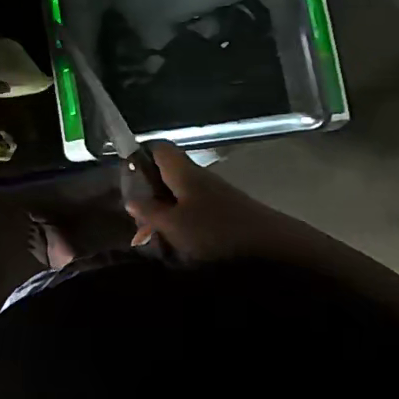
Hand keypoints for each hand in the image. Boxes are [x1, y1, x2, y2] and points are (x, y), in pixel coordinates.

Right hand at [125, 143, 307, 263]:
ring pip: (179, 199)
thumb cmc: (216, 231)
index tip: (125, 178)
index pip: (159, 149)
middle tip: (135, 221)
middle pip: (166, 177)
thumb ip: (150, 211)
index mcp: (184, 172)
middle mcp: (199, 179)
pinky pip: (194, 214)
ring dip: (163, 216)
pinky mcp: (225, 216)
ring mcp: (215, 197)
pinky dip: (181, 228)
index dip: (140, 156)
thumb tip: (130, 199)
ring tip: (152, 240)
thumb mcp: (174, 224)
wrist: (274, 249)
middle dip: (148, 196)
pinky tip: (176, 248)